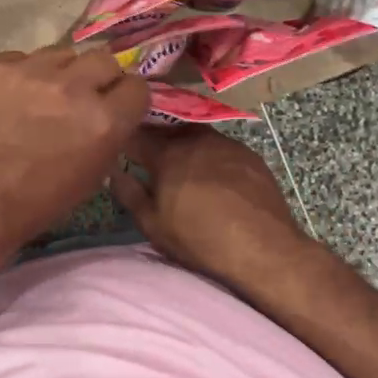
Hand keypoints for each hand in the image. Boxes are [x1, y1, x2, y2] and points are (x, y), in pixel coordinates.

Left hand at [0, 44, 149, 264]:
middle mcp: (72, 87)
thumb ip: (109, 133)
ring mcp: (29, 72)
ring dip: (59, 71)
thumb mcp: (92, 176)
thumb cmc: (36, 203)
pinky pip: (20, 58)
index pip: (135, 85)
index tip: (114, 105)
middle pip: (102, 59)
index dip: (125, 97)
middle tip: (80, 96)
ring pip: (61, 52)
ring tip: (42, 95)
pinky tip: (9, 98)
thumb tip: (110, 108)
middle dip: (97, 77)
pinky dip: (21, 74)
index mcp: (103, 120)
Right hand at [110, 125, 308, 288]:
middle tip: (147, 156)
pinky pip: (220, 147)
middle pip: (166, 129)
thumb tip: (114, 170)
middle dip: (153, 137)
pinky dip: (209, 155)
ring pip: (195, 135)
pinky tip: (213, 175)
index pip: (135, 134)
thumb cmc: (199, 239)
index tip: (118, 147)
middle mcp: (194, 139)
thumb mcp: (152, 225)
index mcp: (166, 153)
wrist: (264, 249)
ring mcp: (225, 144)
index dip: (124, 138)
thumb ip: (128, 193)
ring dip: (183, 145)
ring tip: (181, 165)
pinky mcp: (249, 155)